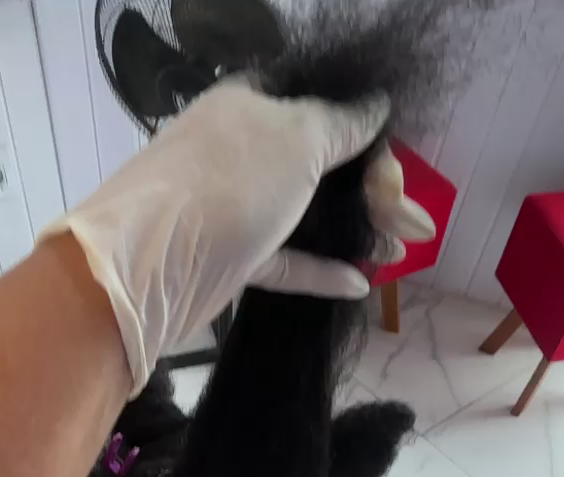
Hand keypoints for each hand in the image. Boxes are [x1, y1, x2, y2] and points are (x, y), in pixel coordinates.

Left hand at [45, 77, 436, 393]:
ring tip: (397, 257)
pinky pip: (284, 260)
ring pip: (309, 216)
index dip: (373, 150)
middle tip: (416, 230)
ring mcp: (236, 207)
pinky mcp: (229, 258)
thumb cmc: (227, 186)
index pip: (330, 115)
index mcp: (257, 105)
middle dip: (377, 197)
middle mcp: (246, 151)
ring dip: (357, 234)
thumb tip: (375, 106)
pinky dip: (320, 270)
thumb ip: (341, 123)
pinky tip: (357, 284)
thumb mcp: (297, 138)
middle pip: (326, 168)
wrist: (147, 268)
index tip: (398, 189)